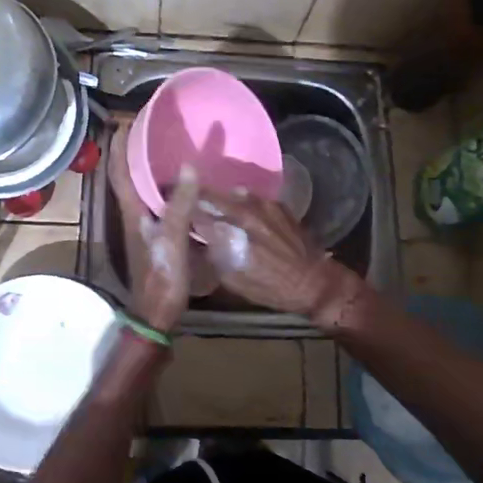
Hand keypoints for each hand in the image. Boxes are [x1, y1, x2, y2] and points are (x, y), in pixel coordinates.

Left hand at [108, 124, 199, 331]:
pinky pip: (158, 204)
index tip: (127, 121)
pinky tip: (186, 188)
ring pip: (143, 191)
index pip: (119, 172)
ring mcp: (144, 228)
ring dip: (151, 170)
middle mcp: (133, 216)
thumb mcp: (172, 239)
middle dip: (137, 152)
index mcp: (132, 212)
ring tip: (170, 150)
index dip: (121, 146)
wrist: (156, 315)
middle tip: (156, 129)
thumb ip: (179, 204)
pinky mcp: (156, 238)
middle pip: (129, 177)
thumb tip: (188, 166)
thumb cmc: (161, 278)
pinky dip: (167, 190)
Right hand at [192, 191, 366, 328]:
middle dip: (196, 198)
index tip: (168, 207)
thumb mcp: (232, 279)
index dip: (180, 209)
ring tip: (210, 206)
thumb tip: (197, 240)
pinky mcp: (279, 207)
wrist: (314, 283)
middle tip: (183, 200)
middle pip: (212, 196)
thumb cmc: (270, 288)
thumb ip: (212, 255)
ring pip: (232, 194)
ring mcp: (264, 205)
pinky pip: (252, 198)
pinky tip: (239, 212)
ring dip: (219, 199)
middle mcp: (245, 212)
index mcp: (230, 230)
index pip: (195, 211)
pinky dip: (241, 203)